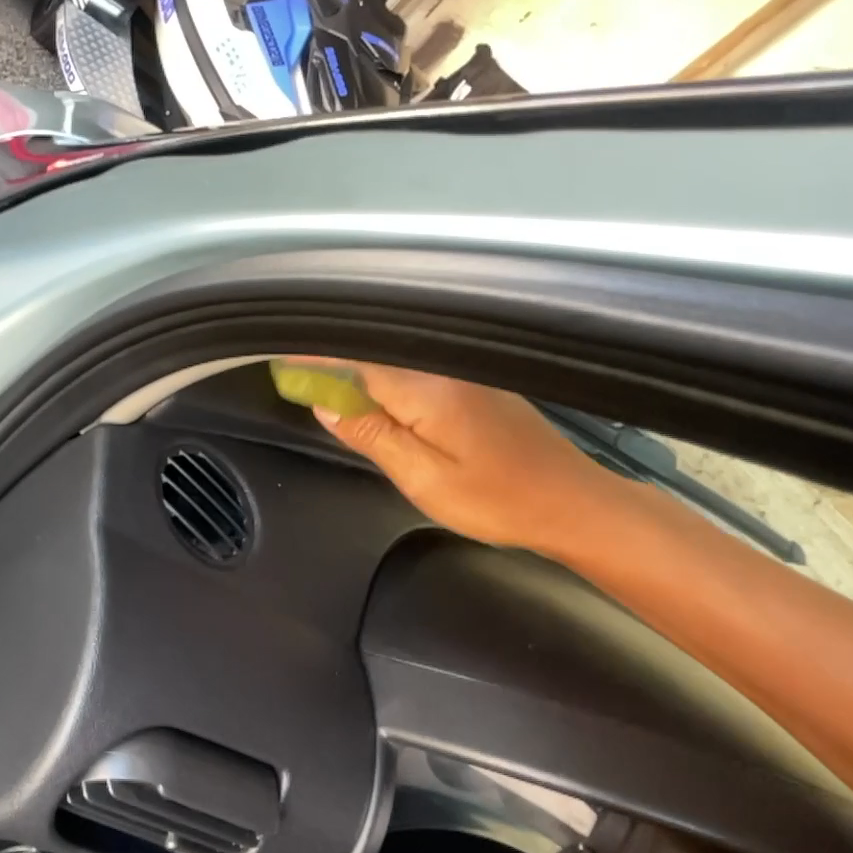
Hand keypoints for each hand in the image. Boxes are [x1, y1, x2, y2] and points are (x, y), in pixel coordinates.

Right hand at [309, 361, 625, 554]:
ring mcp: (461, 371)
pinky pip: (414, 367)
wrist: (572, 503)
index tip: (280, 356)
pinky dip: (383, 375)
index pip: (355, 358)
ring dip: (356, 366)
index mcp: (427, 389)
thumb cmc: (497, 500)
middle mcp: (443, 368)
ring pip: (393, 358)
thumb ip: (370, 435)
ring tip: (323, 381)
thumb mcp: (421, 478)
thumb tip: (325, 403)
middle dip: (330, 357)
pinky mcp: (473, 382)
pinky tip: (371, 394)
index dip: (315, 355)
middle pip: (372, 350)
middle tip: (294, 372)